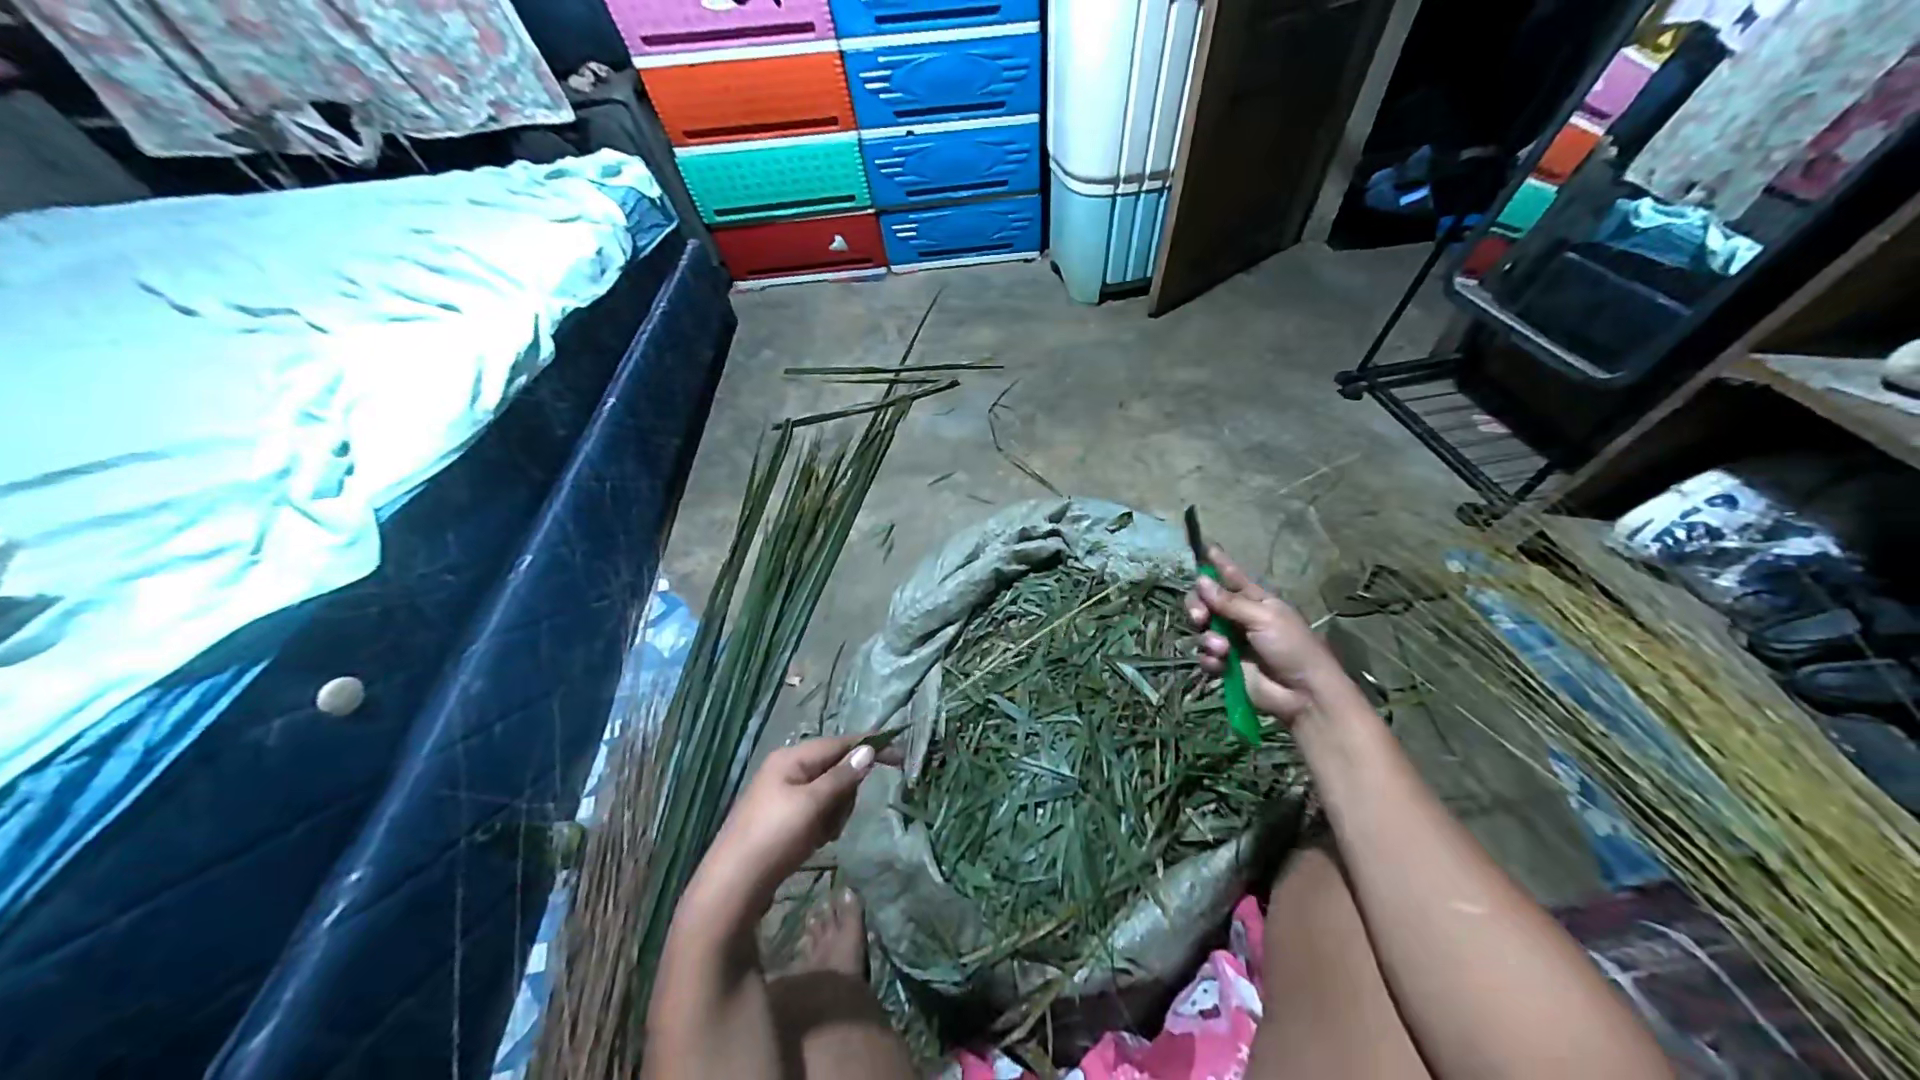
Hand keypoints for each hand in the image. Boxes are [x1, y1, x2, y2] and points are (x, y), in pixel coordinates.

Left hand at [694, 734, 897, 907]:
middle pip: (836, 769)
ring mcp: (782, 795)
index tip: (901, 758)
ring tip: (821, 836)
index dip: (871, 748)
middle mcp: (787, 770)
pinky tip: (812, 844)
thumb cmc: (774, 838)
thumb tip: (868, 749)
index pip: (840, 743)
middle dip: (845, 793)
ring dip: (834, 814)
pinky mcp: (782, 820)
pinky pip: (816, 812)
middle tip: (835, 819)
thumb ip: (842, 777)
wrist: (732, 887)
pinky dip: (822, 826)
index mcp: (791, 758)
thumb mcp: (813, 804)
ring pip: (829, 794)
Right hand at [1186, 544, 1362, 725]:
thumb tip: (1200, 580)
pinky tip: (1220, 664)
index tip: (1205, 549)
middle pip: (1207, 602)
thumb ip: (1229, 601)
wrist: (1302, 693)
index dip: (1219, 564)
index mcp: (1256, 601)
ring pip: (1202, 630)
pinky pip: (1205, 656)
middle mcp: (1241, 618)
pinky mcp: (1226, 666)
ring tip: (1222, 649)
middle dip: (1198, 606)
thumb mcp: (1263, 617)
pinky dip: (1210, 659)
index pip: (1233, 577)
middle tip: (1199, 617)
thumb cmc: (1291, 647)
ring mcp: (1232, 642)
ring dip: (1208, 638)